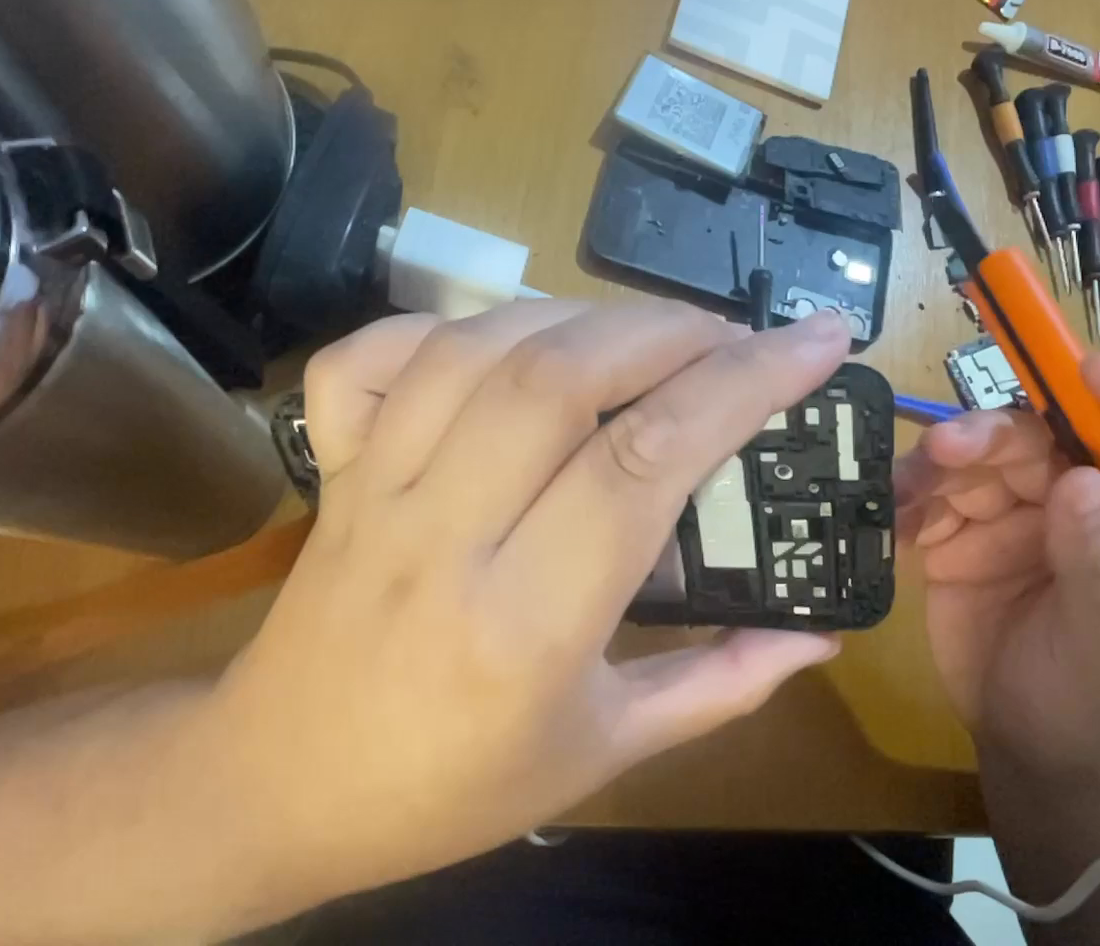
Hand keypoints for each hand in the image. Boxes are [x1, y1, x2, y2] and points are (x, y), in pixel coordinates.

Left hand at [206, 300, 850, 902]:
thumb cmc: (450, 785)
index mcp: (526, 626)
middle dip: (669, 331)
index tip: (812, 345)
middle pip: (559, 379)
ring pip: (476, 350)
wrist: (282, 785)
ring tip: (644, 332)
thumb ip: (719, 687)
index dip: (741, 387)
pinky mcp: (333, 470)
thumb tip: (817, 638)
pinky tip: (503, 341)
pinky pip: (370, 361)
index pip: (643, 463)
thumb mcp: (602, 754)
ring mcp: (375, 491)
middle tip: (734, 335)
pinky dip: (440, 324)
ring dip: (578, 314)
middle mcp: (444, 537)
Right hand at [894, 354, 1099, 790]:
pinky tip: (889, 518)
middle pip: (1039, 436)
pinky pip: (925, 497)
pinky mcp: (956, 535)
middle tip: (947, 450)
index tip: (1088, 372)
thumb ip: (1096, 566)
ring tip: (906, 492)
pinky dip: (902, 500)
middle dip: (993, 433)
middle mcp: (1076, 502)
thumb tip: (1082, 480)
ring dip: (936, 464)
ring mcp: (1011, 516)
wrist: (1030, 750)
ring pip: (972, 458)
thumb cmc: (1097, 704)